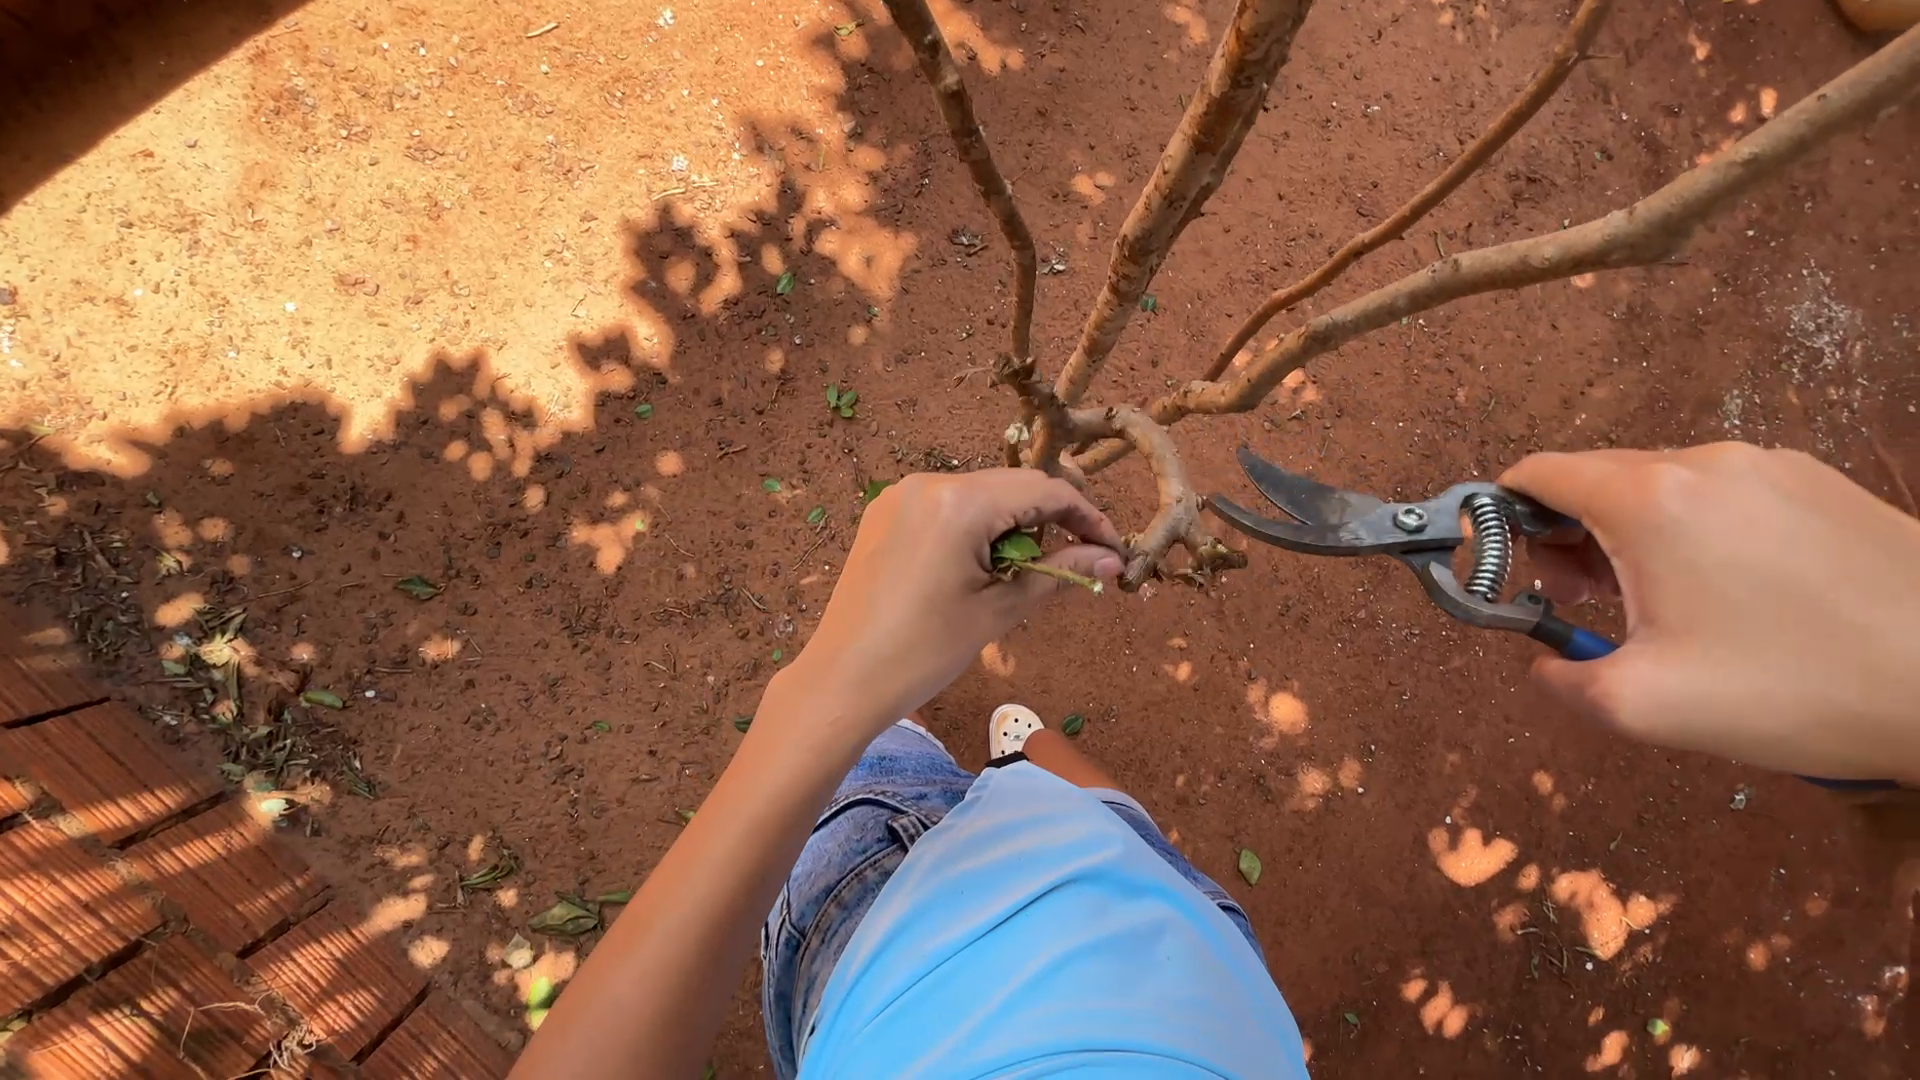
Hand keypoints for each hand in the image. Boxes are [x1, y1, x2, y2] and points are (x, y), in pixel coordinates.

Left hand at [780, 469, 1124, 739]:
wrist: (843, 680)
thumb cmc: (924, 651)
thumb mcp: (997, 611)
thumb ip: (1056, 573)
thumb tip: (1111, 558)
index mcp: (960, 501)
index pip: (1043, 490)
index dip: (1086, 516)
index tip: (1111, 548)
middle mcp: (929, 482)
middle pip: (1012, 485)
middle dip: (1051, 518)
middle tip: (1080, 557)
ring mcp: (900, 495)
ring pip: (980, 494)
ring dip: (1014, 522)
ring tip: (1029, 568)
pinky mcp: (884, 513)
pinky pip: (947, 506)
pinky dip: (976, 526)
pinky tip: (983, 563)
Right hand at [1501, 443, 1919, 781]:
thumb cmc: (1798, 688)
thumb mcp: (1642, 705)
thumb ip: (1559, 678)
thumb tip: (1546, 659)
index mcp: (1650, 499)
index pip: (1535, 474)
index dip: (1496, 515)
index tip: (1498, 565)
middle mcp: (1704, 464)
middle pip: (1588, 478)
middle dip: (1560, 535)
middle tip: (1577, 599)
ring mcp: (1770, 467)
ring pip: (1650, 486)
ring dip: (1619, 535)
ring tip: (1646, 601)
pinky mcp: (1819, 484)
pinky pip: (1711, 493)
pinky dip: (1680, 530)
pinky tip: (1715, 589)